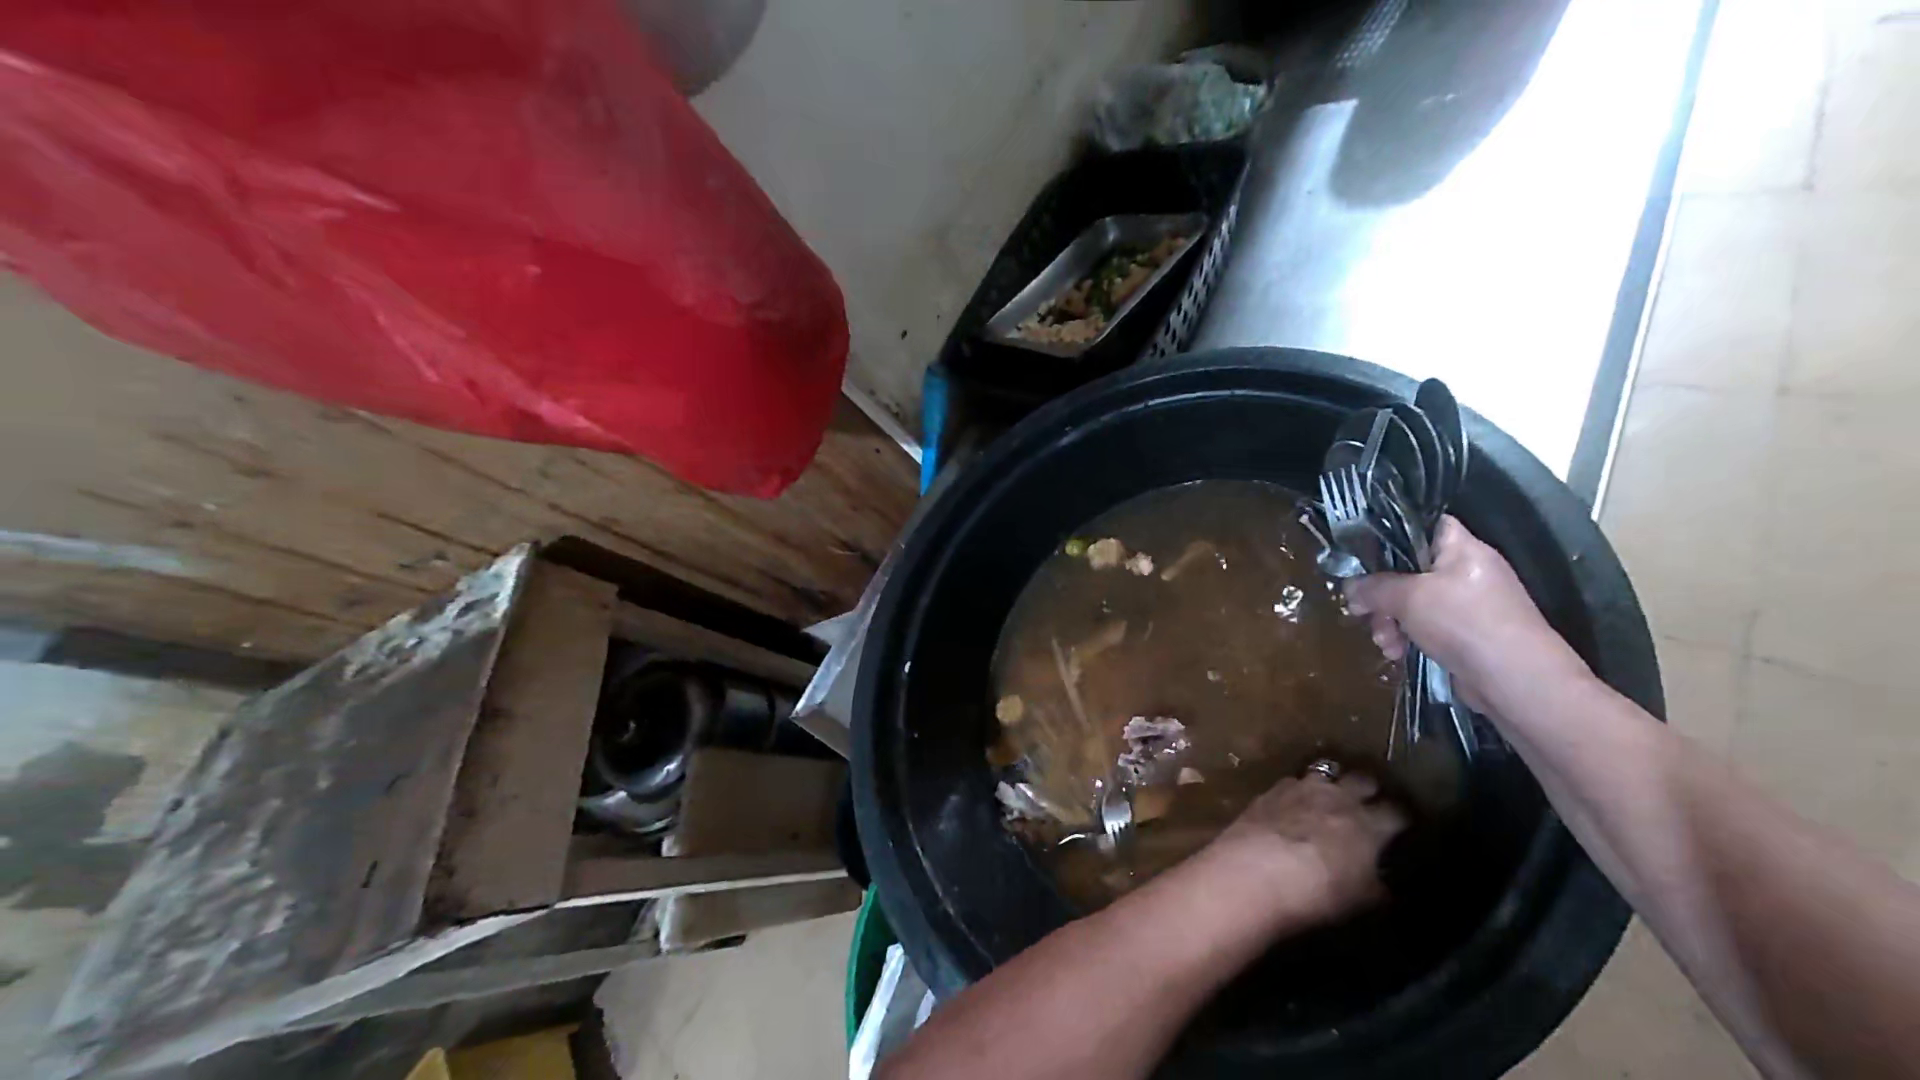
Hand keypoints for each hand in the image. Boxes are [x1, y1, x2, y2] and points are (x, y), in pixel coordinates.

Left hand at [1210, 768, 1405, 923]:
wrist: (1255, 870)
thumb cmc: (1317, 892)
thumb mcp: (1359, 900)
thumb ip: (1376, 887)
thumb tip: (1384, 884)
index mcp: (1368, 824)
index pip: (1396, 813)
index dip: (1401, 818)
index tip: (1402, 825)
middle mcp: (1338, 798)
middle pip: (1363, 780)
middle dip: (1369, 788)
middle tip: (1368, 802)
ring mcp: (1302, 788)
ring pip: (1326, 772)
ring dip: (1332, 782)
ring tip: (1330, 796)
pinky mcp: (1271, 789)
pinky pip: (1292, 781)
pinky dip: (1298, 789)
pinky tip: (1293, 801)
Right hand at [1343, 515, 1592, 715]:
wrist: (1515, 680)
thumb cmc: (1463, 622)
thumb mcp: (1407, 597)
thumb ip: (1373, 587)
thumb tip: (1349, 589)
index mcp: (1462, 550)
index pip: (1427, 524)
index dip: (1393, 532)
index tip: (1362, 552)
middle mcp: (1467, 572)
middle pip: (1409, 570)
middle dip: (1381, 593)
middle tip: (1361, 609)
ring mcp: (1467, 605)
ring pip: (1412, 602)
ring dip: (1389, 621)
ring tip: (1383, 641)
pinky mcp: (1465, 634)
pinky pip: (1424, 626)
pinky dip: (1406, 637)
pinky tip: (1396, 653)